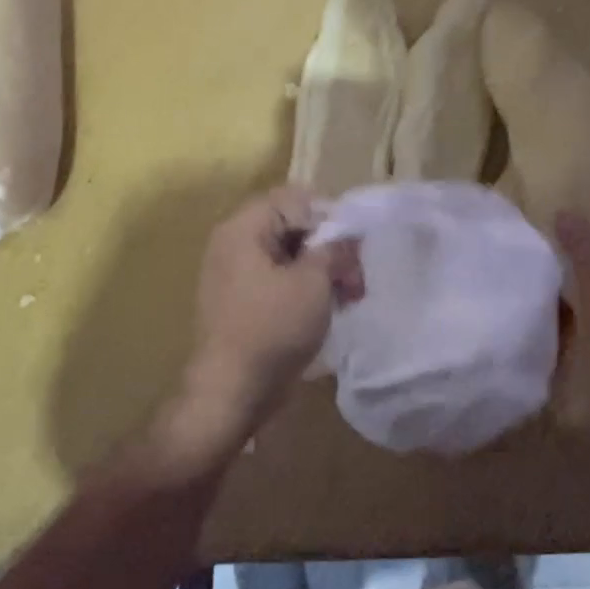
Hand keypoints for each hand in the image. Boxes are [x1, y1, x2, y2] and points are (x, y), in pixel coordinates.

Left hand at [181, 185, 360, 431]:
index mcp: (244, 229)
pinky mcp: (243, 304)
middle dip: (330, 248)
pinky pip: (280, 282)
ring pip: (289, 257)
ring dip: (322, 272)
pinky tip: (328, 311)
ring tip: (348, 298)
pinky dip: (306, 290)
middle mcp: (234, 245)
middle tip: (356, 278)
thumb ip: (334, 250)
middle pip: (292, 227)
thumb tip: (348, 238)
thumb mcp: (314, 283)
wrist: (233, 389)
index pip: (294, 199)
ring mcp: (235, 277)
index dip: (330, 217)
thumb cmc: (273, 328)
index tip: (355, 247)